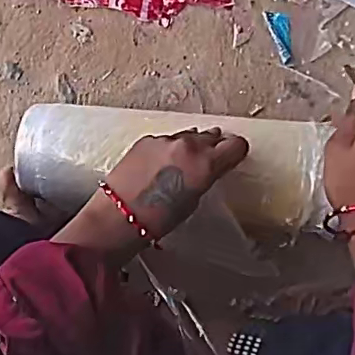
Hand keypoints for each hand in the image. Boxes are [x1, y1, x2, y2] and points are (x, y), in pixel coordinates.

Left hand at [54, 129, 249, 266]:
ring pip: (188, 136)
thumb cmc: (157, 218)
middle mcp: (187, 146)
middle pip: (212, 136)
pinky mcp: (146, 140)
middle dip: (213, 147)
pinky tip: (159, 165)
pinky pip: (165, 140)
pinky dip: (167, 149)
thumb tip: (207, 168)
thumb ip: (205, 177)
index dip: (235, 152)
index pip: (235, 145)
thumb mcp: (193, 201)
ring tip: (182, 164)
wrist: (119, 215)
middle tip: (208, 161)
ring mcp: (165, 140)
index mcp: (206, 163)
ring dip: (189, 146)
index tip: (233, 156)